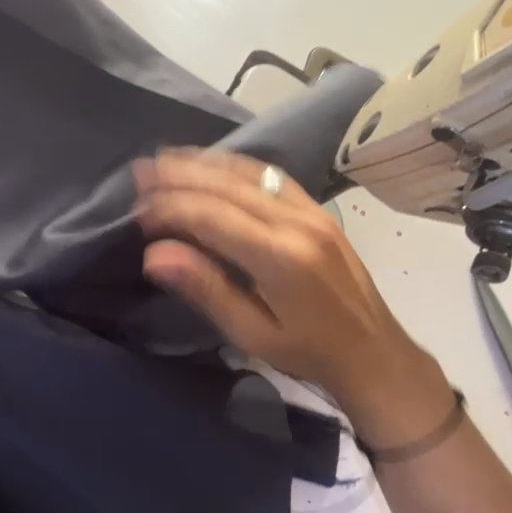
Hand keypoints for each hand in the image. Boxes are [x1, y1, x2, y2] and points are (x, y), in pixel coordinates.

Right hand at [134, 150, 447, 421]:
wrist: (375, 352)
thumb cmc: (306, 351)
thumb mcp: (251, 332)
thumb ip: (206, 288)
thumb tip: (154, 255)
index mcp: (280, 258)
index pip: (212, 217)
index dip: (170, 209)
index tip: (137, 213)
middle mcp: (297, 223)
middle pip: (227, 187)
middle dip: (179, 177)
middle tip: (139, 173)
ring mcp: (312, 212)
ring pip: (249, 174)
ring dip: (203, 164)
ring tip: (164, 160)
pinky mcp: (318, 210)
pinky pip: (271, 176)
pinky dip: (234, 166)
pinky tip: (211, 164)